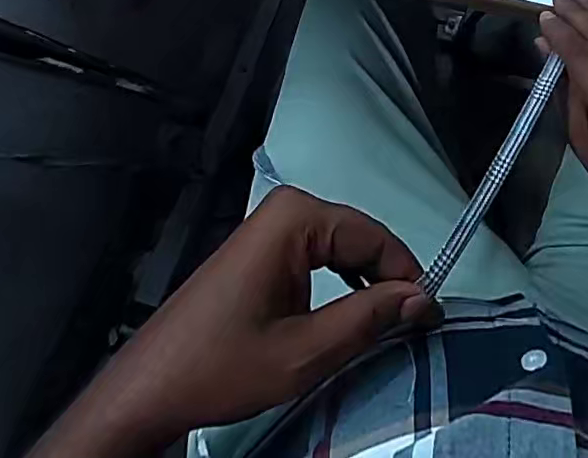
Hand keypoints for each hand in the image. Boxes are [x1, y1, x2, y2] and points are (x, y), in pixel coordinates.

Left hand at [33, 186, 435, 456]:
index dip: (407, 275)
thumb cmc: (223, 364)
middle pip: (358, 236)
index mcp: (296, 217)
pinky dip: (344, 279)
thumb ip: (367, 319)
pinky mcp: (267, 243)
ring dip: (369, 281)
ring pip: (343, 245)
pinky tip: (355, 310)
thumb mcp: (304, 352)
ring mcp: (274, 223)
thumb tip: (421, 297)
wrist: (155, 380)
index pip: (372, 236)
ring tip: (390, 324)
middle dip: (388, 278)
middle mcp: (287, 207)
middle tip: (414, 327)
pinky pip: (321, 252)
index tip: (432, 317)